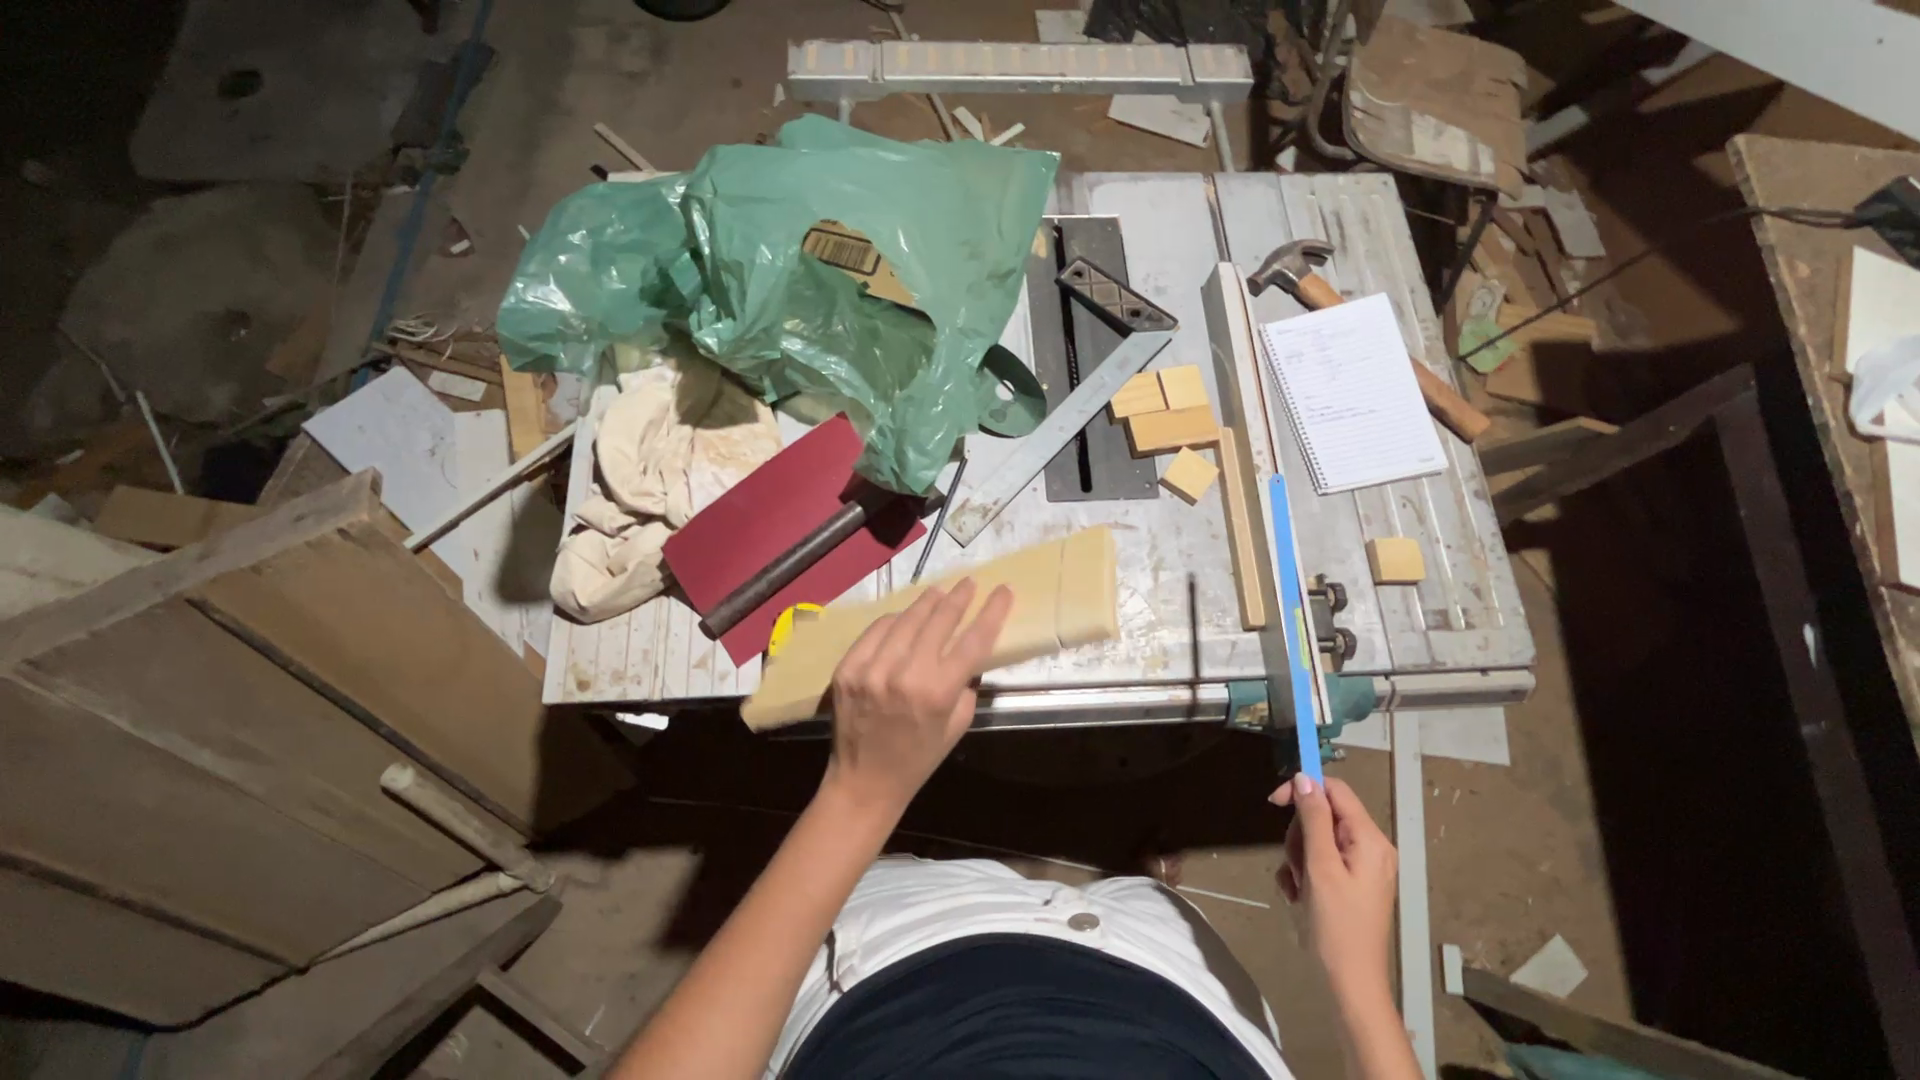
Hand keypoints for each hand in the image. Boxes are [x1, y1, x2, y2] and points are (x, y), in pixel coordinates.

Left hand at [820, 579, 1012, 817]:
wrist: (865, 781)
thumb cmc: (919, 757)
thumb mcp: (957, 725)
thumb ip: (965, 684)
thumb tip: (966, 651)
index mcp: (937, 693)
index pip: (973, 641)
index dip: (992, 612)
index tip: (1004, 591)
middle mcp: (903, 676)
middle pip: (938, 621)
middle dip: (959, 598)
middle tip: (969, 582)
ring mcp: (871, 670)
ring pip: (905, 620)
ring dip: (926, 603)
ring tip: (939, 593)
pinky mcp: (847, 669)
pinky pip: (875, 632)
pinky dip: (893, 621)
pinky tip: (904, 617)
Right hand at [1270, 774, 1397, 1004]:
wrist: (1349, 982)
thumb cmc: (1336, 924)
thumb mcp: (1320, 867)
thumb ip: (1313, 819)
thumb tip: (1304, 778)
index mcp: (1370, 839)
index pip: (1335, 790)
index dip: (1303, 788)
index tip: (1273, 802)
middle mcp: (1370, 847)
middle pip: (1323, 815)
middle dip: (1300, 835)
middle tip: (1296, 864)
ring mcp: (1361, 867)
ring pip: (1315, 839)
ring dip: (1297, 858)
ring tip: (1299, 886)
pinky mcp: (1349, 884)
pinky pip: (1318, 862)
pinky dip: (1303, 874)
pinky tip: (1300, 896)